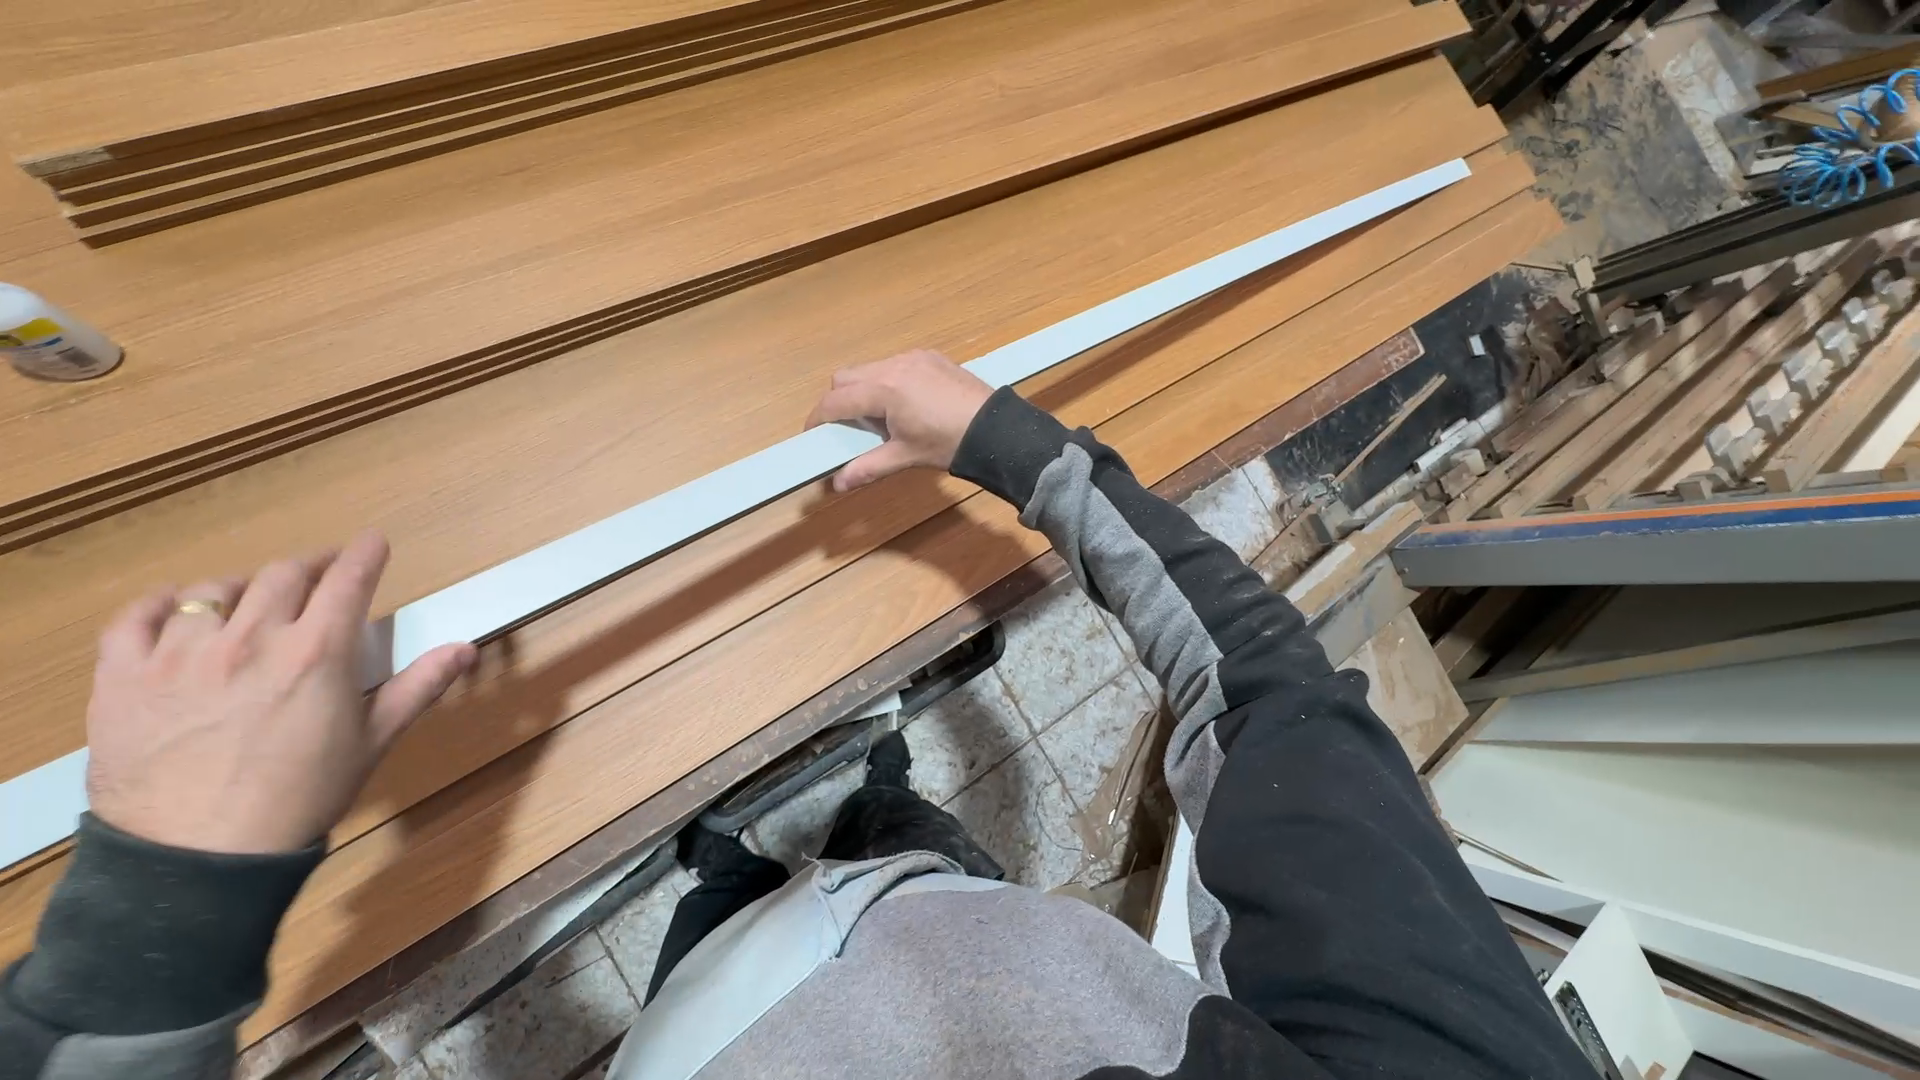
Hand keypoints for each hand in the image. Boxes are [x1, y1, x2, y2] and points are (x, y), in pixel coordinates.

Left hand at [85, 532, 475, 854]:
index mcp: (317, 653)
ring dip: (243, 587)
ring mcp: (181, 655)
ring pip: (214, 591)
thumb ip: (419, 686)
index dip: (363, 555)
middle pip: (283, 575)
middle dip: (310, 566)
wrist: (200, 855)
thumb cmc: (302, 795)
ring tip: (252, 601)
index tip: (372, 541)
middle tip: (321, 574)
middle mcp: (251, 640)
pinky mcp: (124, 676)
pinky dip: (162, 603)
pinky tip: (178, 609)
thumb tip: (466, 648)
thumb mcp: (373, 740)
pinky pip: (136, 617)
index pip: (347, 581)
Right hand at [805, 349, 992, 492]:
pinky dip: (887, 380)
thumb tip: (838, 483)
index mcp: (884, 390)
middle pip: (846, 377)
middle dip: (839, 400)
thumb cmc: (948, 443)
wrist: (994, 429)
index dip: (818, 418)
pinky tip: (904, 404)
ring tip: (880, 417)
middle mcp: (893, 366)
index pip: (835, 401)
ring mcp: (913, 357)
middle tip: (850, 427)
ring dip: (863, 389)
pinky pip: (895, 363)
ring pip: (870, 367)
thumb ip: (868, 466)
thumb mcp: (905, 456)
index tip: (813, 434)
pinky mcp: (930, 356)